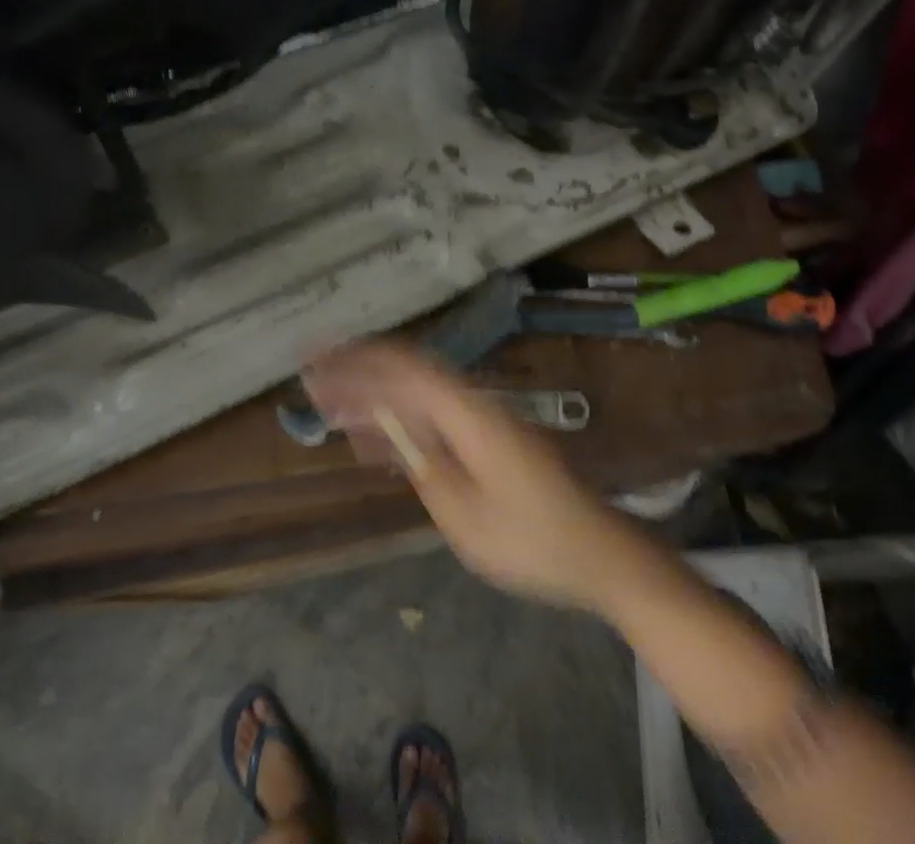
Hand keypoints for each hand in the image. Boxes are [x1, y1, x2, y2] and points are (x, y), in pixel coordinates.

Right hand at [303, 340, 640, 610]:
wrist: (600, 556)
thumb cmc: (532, 543)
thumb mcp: (465, 516)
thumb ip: (424, 468)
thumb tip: (391, 431)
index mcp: (471, 416)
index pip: (405, 369)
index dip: (358, 359)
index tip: (317, 359)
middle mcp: (480, 408)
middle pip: (412, 377)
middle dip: (362, 378)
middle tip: (315, 386)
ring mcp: (492, 425)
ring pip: (424, 400)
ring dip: (381, 402)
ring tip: (335, 413)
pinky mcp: (498, 445)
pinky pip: (441, 423)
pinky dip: (407, 427)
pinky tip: (381, 446)